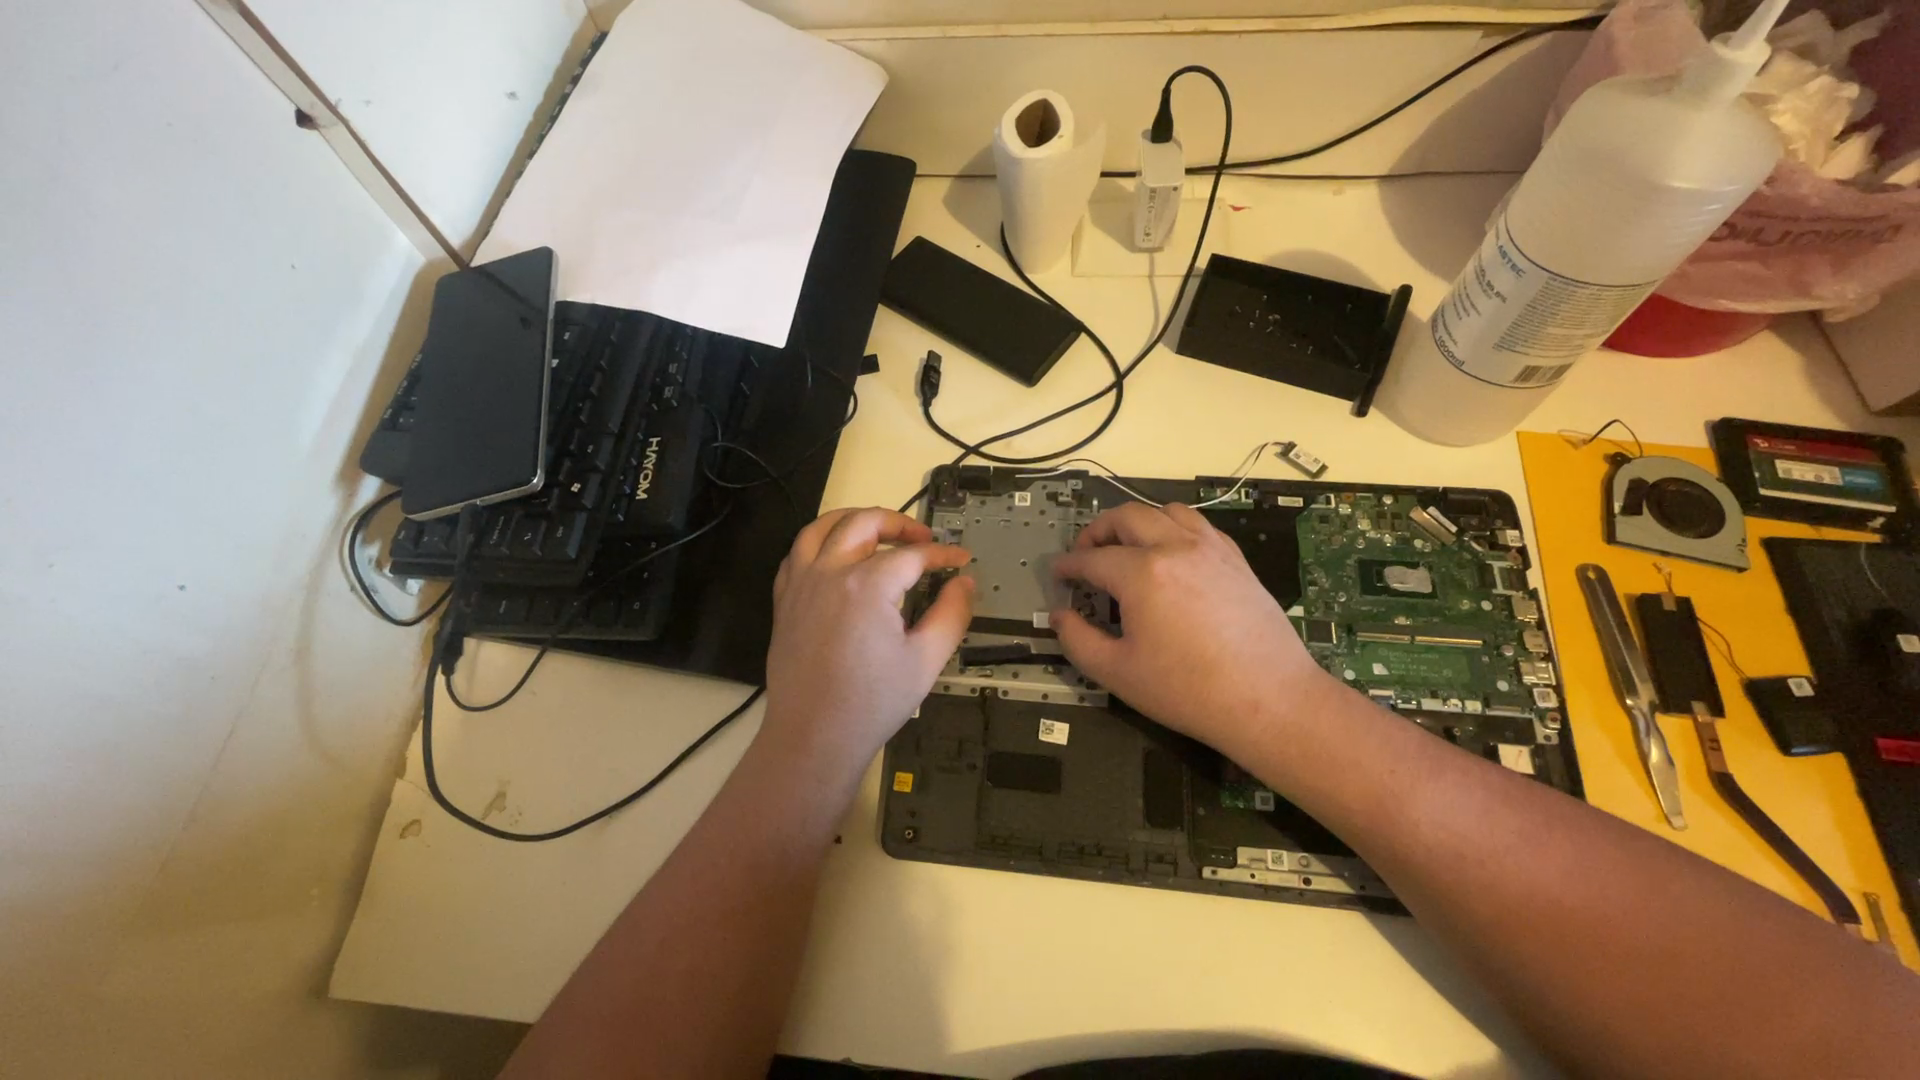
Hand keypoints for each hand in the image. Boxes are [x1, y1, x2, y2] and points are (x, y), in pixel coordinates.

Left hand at [764, 508, 973, 771]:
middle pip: (863, 523)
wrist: (813, 737)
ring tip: (878, 530)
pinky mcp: (784, 601)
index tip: (961, 560)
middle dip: (899, 523)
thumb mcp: (926, 661)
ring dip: (854, 519)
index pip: (912, 555)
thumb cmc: (873, 703)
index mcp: (867, 585)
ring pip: (822, 527)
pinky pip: (797, 553)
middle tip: (923, 539)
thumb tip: (964, 582)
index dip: (942, 555)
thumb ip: (951, 614)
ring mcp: (801, 584)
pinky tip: (837, 556)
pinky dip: (820, 542)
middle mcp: (829, 573)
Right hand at [1050, 502, 1332, 754]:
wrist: (1268, 699)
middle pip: (1127, 517)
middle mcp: (1175, 547)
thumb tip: (1060, 616)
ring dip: (1138, 522)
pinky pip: (1198, 525)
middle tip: (1085, 554)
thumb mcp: (1117, 673)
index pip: (1092, 558)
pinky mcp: (1236, 559)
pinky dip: (1173, 529)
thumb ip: (1078, 640)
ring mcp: (1210, 548)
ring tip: (1127, 547)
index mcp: (1141, 573)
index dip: (1068, 565)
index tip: (1057, 574)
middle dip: (1097, 530)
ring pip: (1165, 512)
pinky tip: (1171, 555)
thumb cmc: (1187, 690)